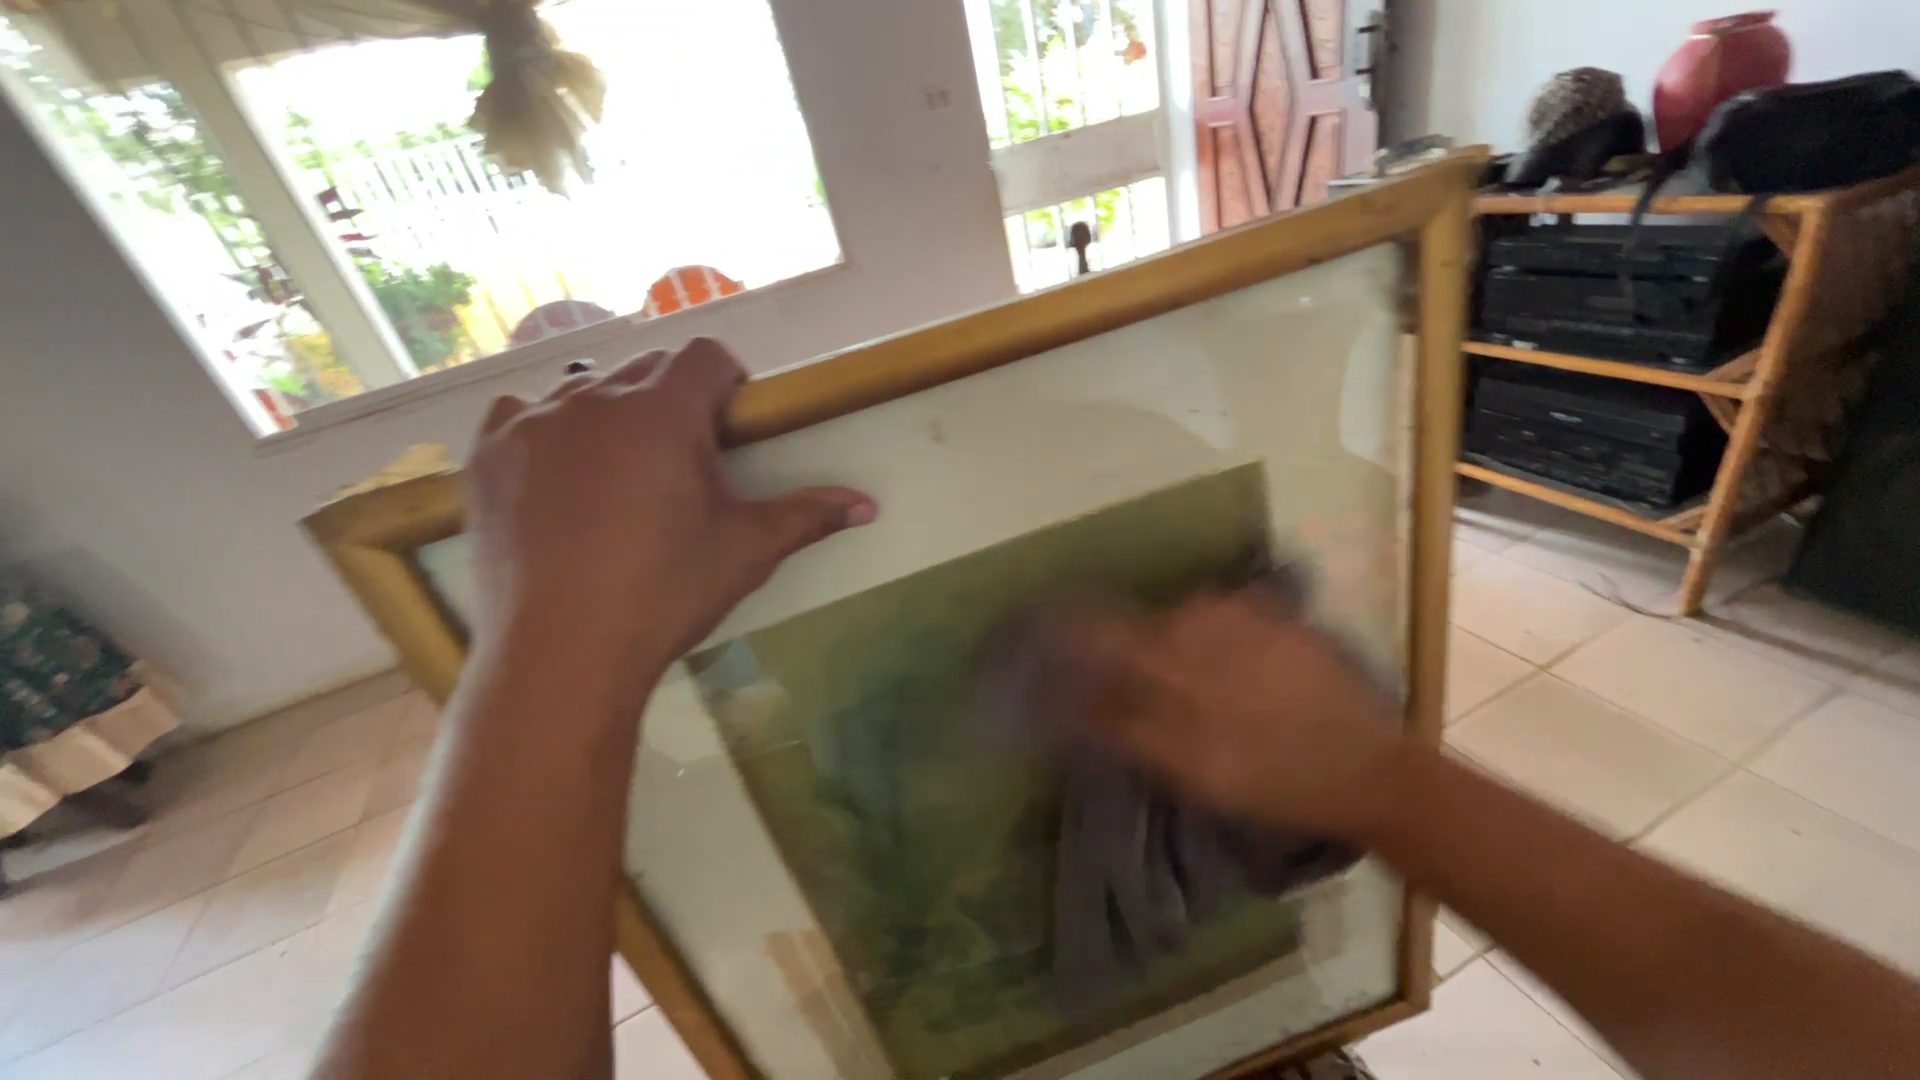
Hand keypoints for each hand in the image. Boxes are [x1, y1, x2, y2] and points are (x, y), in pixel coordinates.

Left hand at [463, 339, 875, 688]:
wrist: (562, 652)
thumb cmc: (666, 592)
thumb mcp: (747, 550)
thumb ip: (809, 515)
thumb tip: (869, 506)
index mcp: (662, 411)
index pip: (707, 355)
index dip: (729, 382)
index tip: (733, 427)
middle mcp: (593, 397)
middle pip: (649, 368)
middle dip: (675, 400)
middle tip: (685, 462)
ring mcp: (532, 422)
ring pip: (586, 388)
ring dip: (614, 412)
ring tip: (623, 471)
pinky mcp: (487, 455)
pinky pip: (522, 413)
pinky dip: (548, 429)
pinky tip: (560, 475)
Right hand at [1029, 592, 1406, 839]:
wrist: (1373, 768)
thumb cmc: (1273, 780)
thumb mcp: (1189, 768)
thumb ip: (1121, 725)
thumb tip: (1061, 700)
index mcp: (1174, 656)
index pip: (1094, 629)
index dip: (1059, 634)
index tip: (1035, 646)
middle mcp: (1200, 618)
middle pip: (1133, 621)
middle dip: (1115, 648)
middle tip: (1122, 691)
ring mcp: (1240, 611)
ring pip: (1175, 620)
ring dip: (1165, 646)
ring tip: (1189, 692)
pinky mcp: (1272, 613)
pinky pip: (1216, 617)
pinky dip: (1206, 640)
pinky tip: (1229, 675)